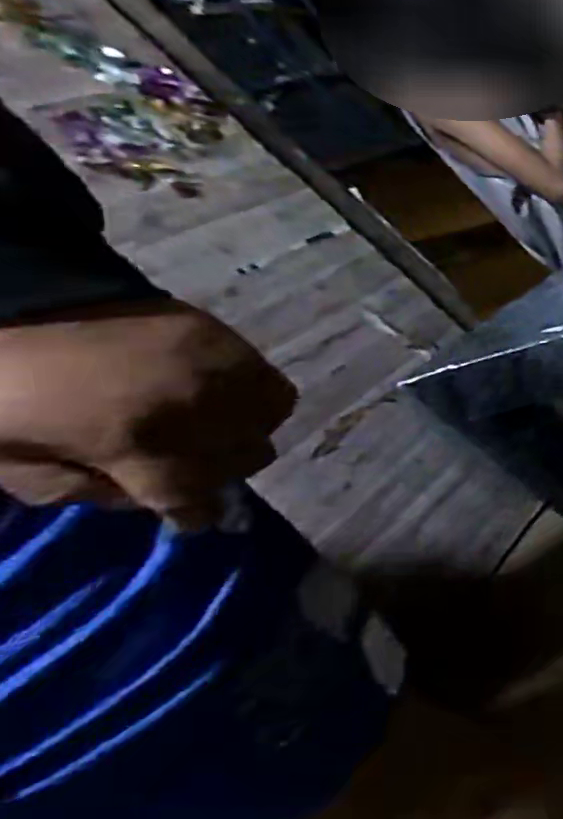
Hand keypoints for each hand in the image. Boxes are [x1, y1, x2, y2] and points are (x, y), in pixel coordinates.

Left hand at [0, 298, 296, 527]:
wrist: (34, 301)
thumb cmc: (10, 384)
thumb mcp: (3, 452)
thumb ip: (68, 487)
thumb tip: (135, 497)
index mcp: (137, 445)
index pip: (190, 499)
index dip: (192, 514)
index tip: (188, 517)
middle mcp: (201, 417)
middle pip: (241, 465)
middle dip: (214, 472)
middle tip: (187, 465)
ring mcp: (229, 382)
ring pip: (265, 432)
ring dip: (241, 439)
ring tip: (210, 430)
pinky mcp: (243, 354)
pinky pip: (278, 395)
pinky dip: (260, 407)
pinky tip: (230, 402)